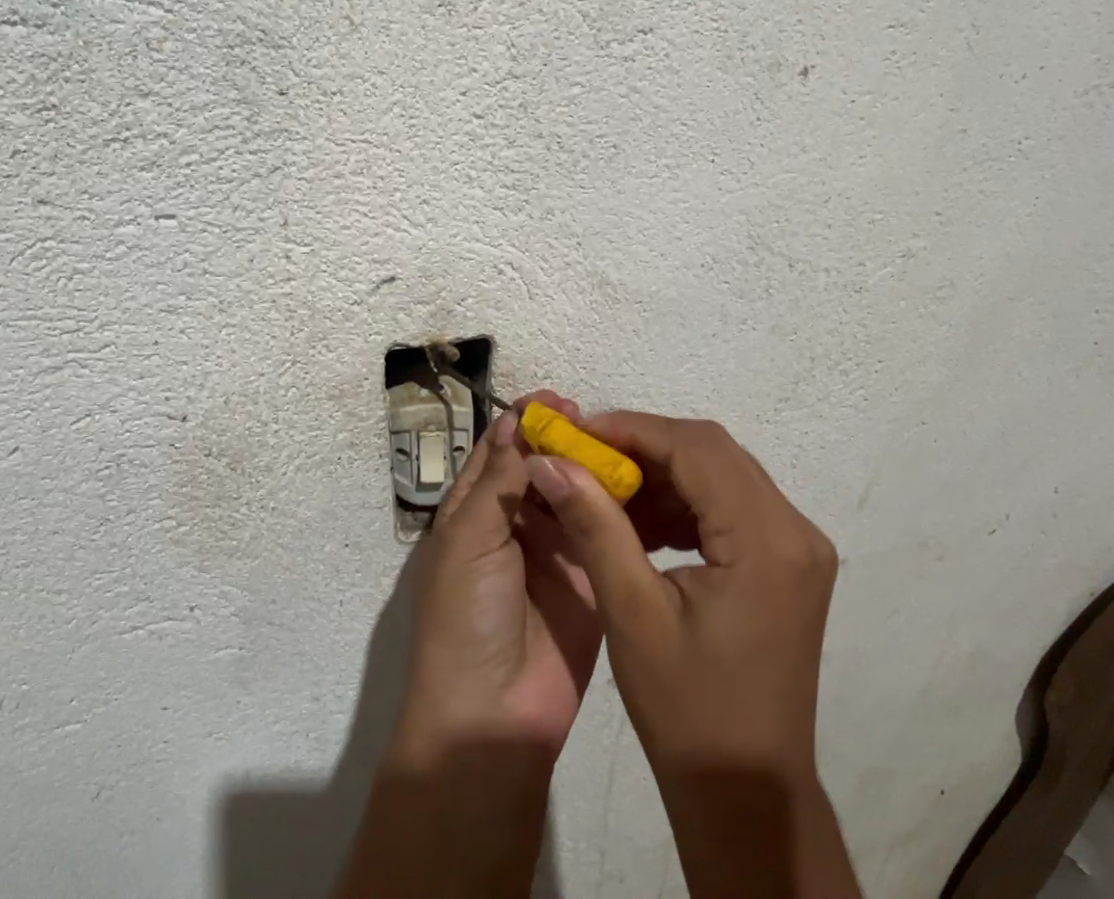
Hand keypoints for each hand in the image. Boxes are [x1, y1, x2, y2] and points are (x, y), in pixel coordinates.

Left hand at [336, 391, 601, 898]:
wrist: (495, 714)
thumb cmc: (466, 618)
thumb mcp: (470, 540)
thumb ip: (499, 482)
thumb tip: (517, 421)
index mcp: (472, 514)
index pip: (499, 454)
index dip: (525, 424)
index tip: (560, 398)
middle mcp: (513, 528)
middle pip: (542, 470)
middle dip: (566, 441)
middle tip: (603, 417)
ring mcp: (555, 555)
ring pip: (576, 497)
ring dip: (595, 469)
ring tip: (629, 443)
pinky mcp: (592, 580)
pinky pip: (605, 533)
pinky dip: (621, 508)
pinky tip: (646, 483)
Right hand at [524, 412, 860, 897]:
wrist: (744, 784)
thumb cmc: (684, 705)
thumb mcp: (630, 610)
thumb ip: (594, 525)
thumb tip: (550, 462)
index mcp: (766, 541)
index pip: (697, 449)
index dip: (631, 429)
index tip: (573, 433)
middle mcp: (796, 532)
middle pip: (714, 455)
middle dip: (643, 447)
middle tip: (581, 459)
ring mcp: (797, 550)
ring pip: (722, 478)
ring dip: (662, 476)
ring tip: (601, 492)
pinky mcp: (786, 567)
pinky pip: (730, 511)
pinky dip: (682, 506)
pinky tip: (637, 526)